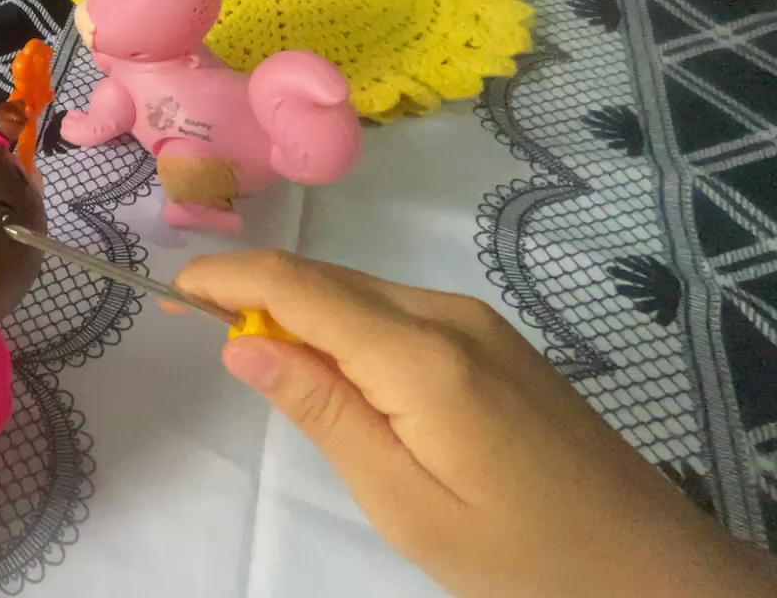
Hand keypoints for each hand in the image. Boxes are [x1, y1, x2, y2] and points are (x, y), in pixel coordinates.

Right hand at [173, 250, 776, 597]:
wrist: (670, 586)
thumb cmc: (524, 561)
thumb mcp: (404, 502)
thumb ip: (319, 410)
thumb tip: (239, 342)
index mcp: (420, 356)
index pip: (294, 284)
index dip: (222, 277)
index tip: (170, 293)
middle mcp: (443, 314)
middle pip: (316, 275)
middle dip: (245, 287)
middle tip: (194, 323)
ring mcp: (470, 318)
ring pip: (346, 285)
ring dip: (286, 302)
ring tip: (251, 345)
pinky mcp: (484, 333)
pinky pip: (381, 303)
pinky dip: (329, 316)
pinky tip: (325, 358)